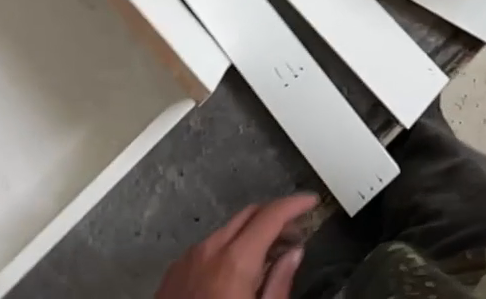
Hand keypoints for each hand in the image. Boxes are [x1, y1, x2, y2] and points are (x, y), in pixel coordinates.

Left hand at [157, 194, 319, 298]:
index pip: (271, 215)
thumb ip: (279, 283)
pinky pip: (208, 246)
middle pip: (249, 214)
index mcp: (235, 261)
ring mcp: (189, 257)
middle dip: (275, 215)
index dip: (295, 204)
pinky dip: (229, 246)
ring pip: (227, 229)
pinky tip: (237, 269)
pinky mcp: (174, 270)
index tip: (311, 201)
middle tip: (296, 231)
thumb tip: (294, 252)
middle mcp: (210, 249)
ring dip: (251, 232)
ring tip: (270, 254)